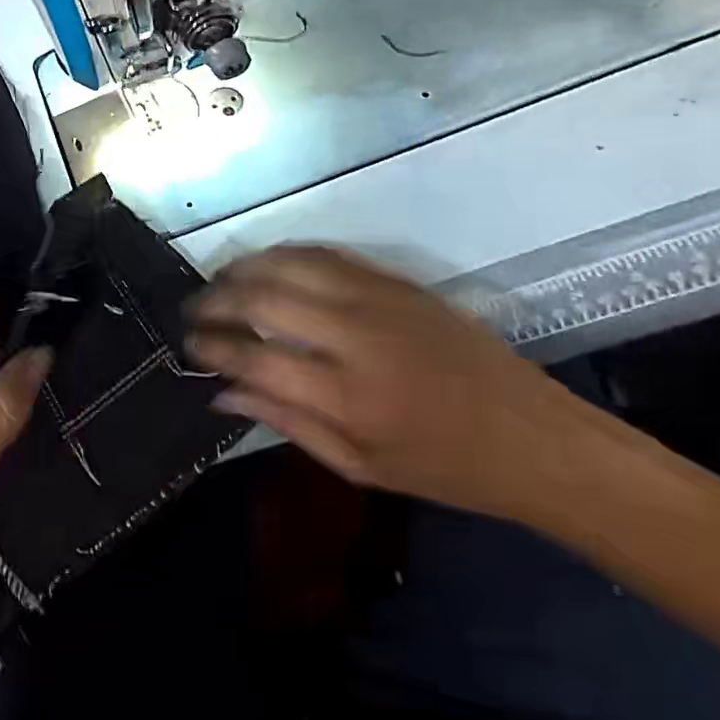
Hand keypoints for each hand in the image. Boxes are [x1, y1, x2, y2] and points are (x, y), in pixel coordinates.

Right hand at [187, 246, 605, 520]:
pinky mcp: (399, 281)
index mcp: (346, 394)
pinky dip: (288, 253)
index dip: (210, 346)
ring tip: (219, 279)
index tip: (187, 345)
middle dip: (217, 298)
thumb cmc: (442, 467)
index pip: (254, 355)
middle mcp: (356, 335)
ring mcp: (380, 299)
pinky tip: (269, 262)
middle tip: (193, 309)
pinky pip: (328, 253)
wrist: (532, 435)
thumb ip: (286, 422)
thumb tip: (222, 392)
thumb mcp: (358, 464)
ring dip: (246, 266)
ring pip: (292, 262)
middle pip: (264, 296)